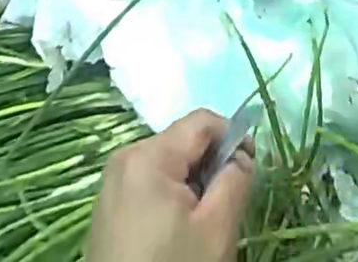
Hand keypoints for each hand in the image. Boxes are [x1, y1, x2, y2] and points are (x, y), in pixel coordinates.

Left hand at [86, 109, 253, 261]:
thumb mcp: (216, 229)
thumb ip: (236, 179)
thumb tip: (241, 156)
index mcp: (148, 155)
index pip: (202, 122)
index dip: (233, 137)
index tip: (249, 169)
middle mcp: (125, 159)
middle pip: (184, 143)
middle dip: (211, 166)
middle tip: (226, 204)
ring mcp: (112, 185)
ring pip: (169, 165)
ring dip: (193, 185)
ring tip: (202, 224)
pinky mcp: (108, 210)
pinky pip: (150, 185)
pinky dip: (172, 199)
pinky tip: (177, 235)